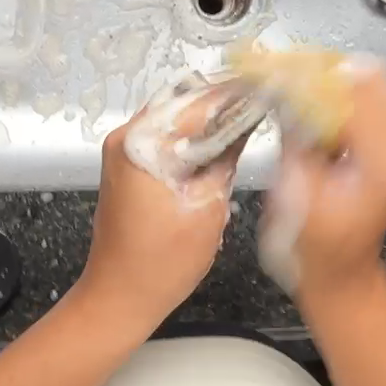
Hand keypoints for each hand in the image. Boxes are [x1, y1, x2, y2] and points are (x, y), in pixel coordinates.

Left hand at [78, 87, 244, 327]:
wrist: (118, 298)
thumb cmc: (161, 264)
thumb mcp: (208, 206)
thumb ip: (227, 156)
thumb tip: (247, 120)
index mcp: (142, 144)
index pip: (199, 103)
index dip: (236, 95)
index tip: (266, 88)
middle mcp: (126, 137)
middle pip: (183, 104)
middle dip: (222, 102)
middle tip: (261, 102)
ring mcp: (122, 148)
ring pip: (174, 117)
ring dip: (207, 118)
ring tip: (246, 118)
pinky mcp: (126, 162)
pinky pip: (164, 135)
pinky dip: (190, 135)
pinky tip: (218, 142)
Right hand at [260, 64, 385, 305]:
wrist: (339, 277)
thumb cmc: (315, 246)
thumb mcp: (295, 189)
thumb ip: (295, 132)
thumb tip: (281, 82)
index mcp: (384, 154)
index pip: (351, 85)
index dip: (308, 74)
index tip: (273, 72)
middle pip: (365, 74)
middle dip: (319, 72)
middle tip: (279, 79)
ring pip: (364, 82)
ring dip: (324, 82)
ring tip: (286, 92)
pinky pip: (362, 100)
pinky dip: (331, 97)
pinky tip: (303, 110)